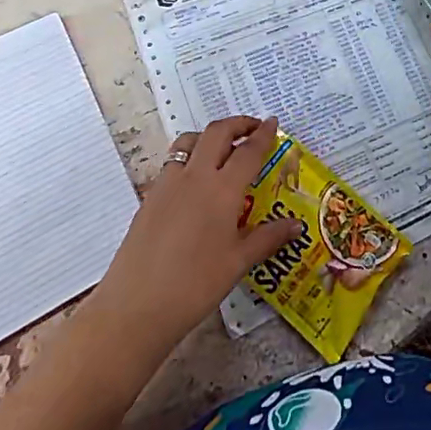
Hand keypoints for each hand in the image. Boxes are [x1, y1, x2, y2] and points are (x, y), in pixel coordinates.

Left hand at [91, 116, 301, 351]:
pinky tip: (195, 184)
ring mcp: (167, 185)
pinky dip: (189, 158)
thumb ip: (267, 238)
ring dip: (209, 136)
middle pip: (216, 133)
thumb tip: (295, 225)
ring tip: (222, 149)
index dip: (263, 134)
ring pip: (189, 142)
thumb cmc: (195, 285)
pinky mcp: (149, 198)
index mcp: (222, 189)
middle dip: (237, 124)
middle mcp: (194, 177)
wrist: (135, 307)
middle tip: (252, 128)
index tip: (273, 122)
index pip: (248, 151)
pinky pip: (172, 164)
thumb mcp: (238, 262)